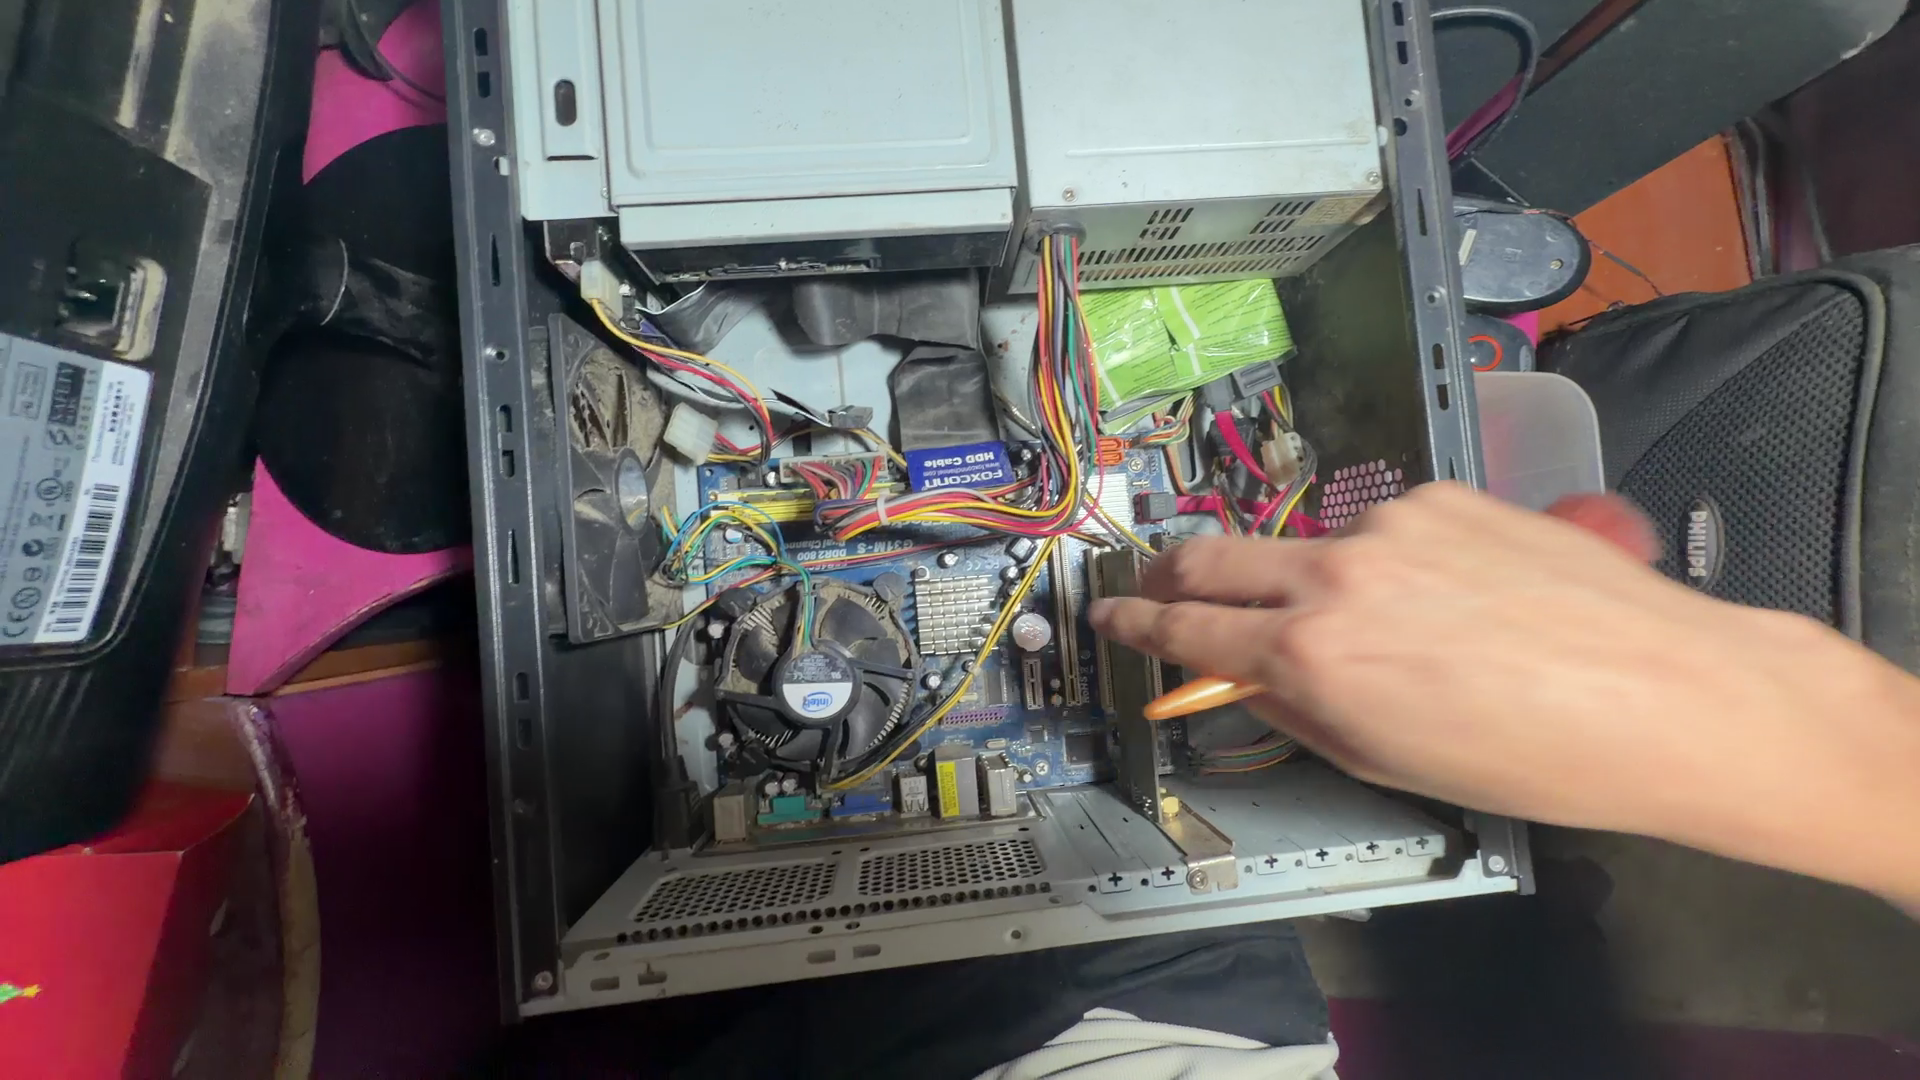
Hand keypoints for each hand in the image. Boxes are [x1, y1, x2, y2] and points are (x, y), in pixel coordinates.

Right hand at [1090, 483, 1919, 906]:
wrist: (1676, 696)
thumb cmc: (1528, 754)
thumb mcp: (1377, 755)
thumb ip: (1284, 703)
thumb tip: (1236, 673)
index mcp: (1307, 653)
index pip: (1180, 628)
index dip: (1131, 624)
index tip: (1107, 615)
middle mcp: (1330, 574)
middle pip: (1204, 556)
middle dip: (1164, 575)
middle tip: (1157, 590)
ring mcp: (1382, 525)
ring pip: (1298, 545)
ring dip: (1298, 577)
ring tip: (1372, 619)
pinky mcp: (1437, 495)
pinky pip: (1375, 528)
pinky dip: (1377, 559)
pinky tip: (1438, 590)